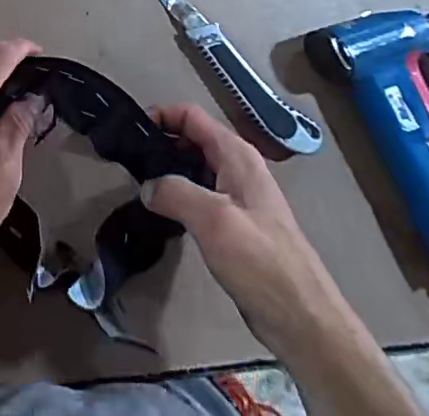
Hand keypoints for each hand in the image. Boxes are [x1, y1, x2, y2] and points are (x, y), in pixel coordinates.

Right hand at [140, 104, 349, 352]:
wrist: (299, 314)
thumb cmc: (259, 259)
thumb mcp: (213, 219)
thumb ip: (175, 193)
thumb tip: (147, 186)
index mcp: (237, 154)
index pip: (193, 116)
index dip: (162, 114)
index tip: (133, 130)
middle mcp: (239, 167)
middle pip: (194, 138)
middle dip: (162, 142)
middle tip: (130, 161)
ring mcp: (239, 195)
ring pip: (196, 168)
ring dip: (169, 170)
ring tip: (139, 186)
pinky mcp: (236, 223)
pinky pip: (202, 195)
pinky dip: (180, 195)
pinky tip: (163, 214)